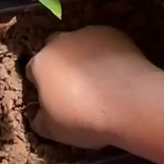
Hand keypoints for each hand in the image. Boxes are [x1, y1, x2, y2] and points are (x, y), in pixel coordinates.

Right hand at [28, 26, 152, 148]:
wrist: (129, 102)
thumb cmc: (84, 118)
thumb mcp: (54, 130)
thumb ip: (40, 119)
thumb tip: (38, 116)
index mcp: (41, 63)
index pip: (33, 71)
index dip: (42, 85)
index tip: (53, 99)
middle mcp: (61, 41)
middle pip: (54, 49)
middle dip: (60, 64)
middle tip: (74, 87)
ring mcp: (88, 34)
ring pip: (80, 44)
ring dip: (83, 57)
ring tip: (99, 81)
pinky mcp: (114, 33)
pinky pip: (104, 43)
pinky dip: (106, 55)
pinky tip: (116, 73)